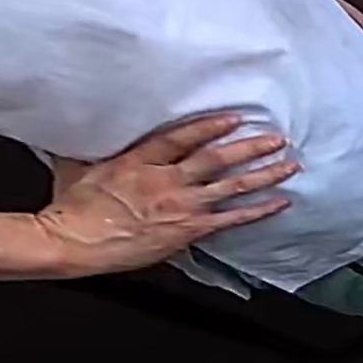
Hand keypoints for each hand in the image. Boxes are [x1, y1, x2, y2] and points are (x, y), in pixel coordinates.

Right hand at [36, 114, 297, 275]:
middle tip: (278, 140)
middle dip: (251, 148)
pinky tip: (284, 202)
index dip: (208, 127)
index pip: (178, 139)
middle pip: (216, 159)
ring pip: (235, 185)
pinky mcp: (195, 227)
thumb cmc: (72, 208)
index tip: (235, 119)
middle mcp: (166, 181)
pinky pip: (237, 217)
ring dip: (267, 175)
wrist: (70, 243)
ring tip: (291, 165)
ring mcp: (184, 204)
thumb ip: (101, 152)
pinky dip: (263, 209)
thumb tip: (99, 133)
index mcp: (135, 164)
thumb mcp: (80, 169)